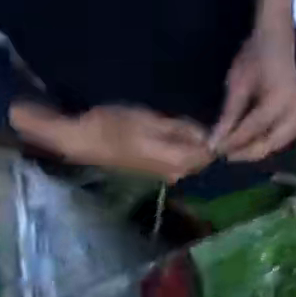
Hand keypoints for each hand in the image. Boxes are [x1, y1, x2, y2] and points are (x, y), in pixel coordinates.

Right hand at [41, 104, 212, 180]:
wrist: (82, 142)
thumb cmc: (114, 126)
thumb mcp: (151, 120)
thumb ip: (182, 129)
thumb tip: (207, 134)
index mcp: (178, 161)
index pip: (210, 154)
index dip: (212, 139)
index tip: (205, 123)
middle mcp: (177, 174)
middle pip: (202, 158)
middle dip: (200, 142)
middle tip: (183, 122)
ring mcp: (168, 176)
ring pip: (191, 161)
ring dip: (189, 145)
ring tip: (171, 127)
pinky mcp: (158, 174)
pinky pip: (179, 163)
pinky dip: (179, 150)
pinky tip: (165, 137)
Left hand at [211, 28, 295, 162]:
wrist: (278, 46)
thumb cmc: (254, 58)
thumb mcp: (237, 83)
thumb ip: (230, 113)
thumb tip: (216, 138)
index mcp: (279, 99)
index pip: (254, 127)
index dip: (235, 140)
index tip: (216, 149)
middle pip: (271, 141)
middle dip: (247, 152)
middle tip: (226, 157)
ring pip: (279, 143)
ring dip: (258, 150)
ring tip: (237, 154)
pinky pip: (284, 138)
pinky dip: (268, 144)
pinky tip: (252, 146)